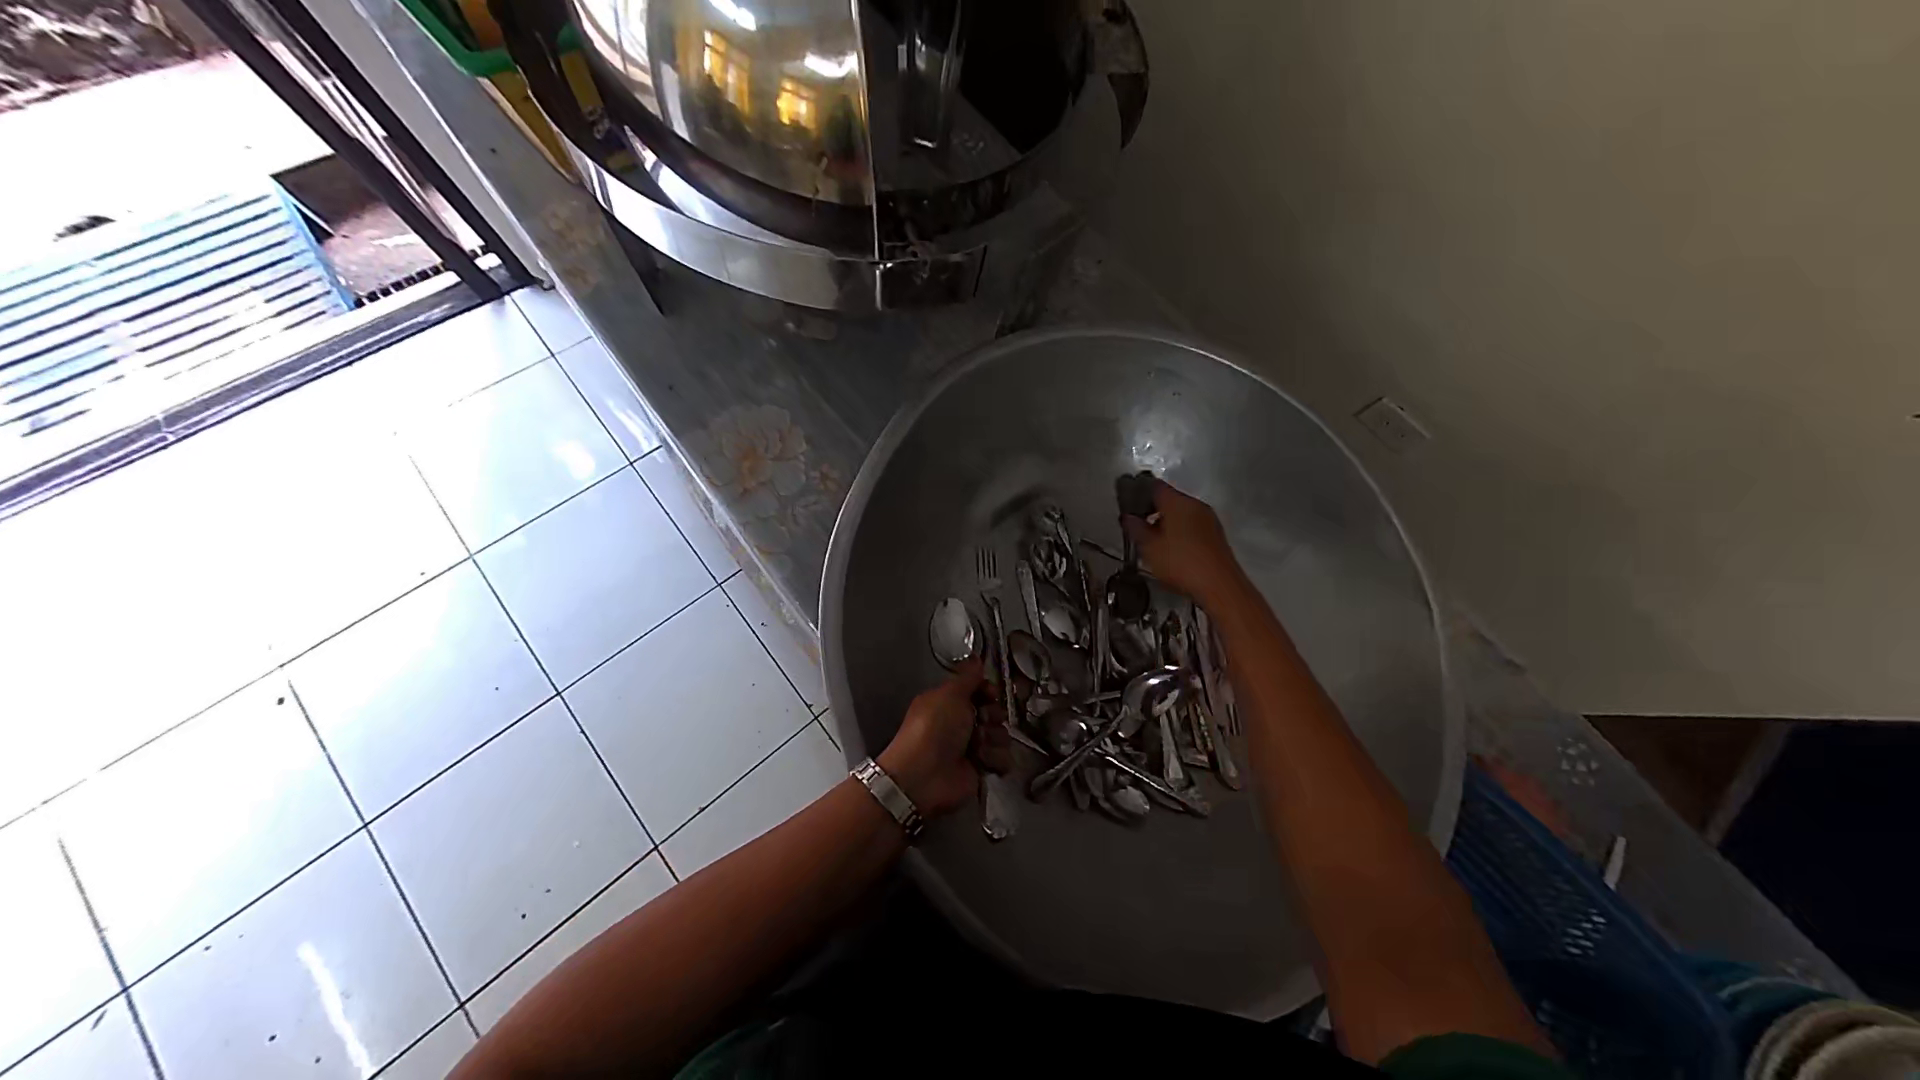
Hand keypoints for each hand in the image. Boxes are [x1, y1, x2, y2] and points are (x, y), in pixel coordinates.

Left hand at [878, 660, 987, 817]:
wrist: (924, 775)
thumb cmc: (933, 729)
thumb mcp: (949, 694)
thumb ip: (967, 677)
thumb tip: (975, 658)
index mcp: (949, 702)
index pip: (980, 690)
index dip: (989, 691)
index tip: (991, 694)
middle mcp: (961, 723)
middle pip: (995, 712)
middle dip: (993, 716)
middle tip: (981, 722)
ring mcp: (972, 746)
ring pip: (1001, 736)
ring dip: (993, 740)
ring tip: (977, 746)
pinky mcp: (981, 769)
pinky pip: (1003, 759)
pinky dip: (994, 760)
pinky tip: (982, 761)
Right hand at [1121, 478, 1248, 608]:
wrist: (1220, 587)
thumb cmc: (1180, 563)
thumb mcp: (1149, 548)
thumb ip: (1135, 528)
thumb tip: (1128, 517)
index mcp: (1177, 502)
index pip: (1154, 486)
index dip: (1138, 491)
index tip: (1126, 504)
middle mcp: (1196, 505)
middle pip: (1169, 499)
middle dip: (1152, 509)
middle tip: (1137, 525)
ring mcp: (1209, 520)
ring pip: (1182, 513)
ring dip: (1166, 522)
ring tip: (1152, 541)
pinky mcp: (1216, 536)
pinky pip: (1192, 526)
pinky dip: (1180, 532)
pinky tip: (1172, 550)